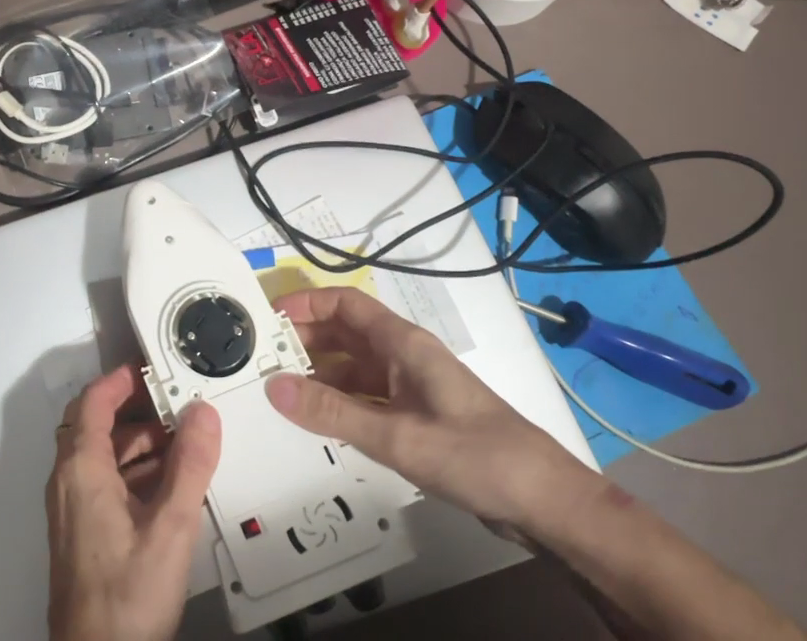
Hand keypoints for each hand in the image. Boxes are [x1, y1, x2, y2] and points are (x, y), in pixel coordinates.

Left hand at [46, 365, 221, 640]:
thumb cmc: (127, 593)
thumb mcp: (169, 527)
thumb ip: (189, 467)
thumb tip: (203, 413)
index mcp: (81, 469)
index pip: (93, 402)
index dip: (119, 380)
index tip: (150, 368)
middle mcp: (68, 481)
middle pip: (97, 427)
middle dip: (138, 413)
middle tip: (179, 408)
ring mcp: (72, 509)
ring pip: (102, 458)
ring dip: (140, 445)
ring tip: (185, 445)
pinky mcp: (81, 532)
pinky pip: (104, 484)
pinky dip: (134, 473)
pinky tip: (170, 487)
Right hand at [265, 288, 597, 529]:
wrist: (545, 503)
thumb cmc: (477, 456)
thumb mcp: (397, 437)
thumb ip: (333, 413)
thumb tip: (273, 386)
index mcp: (404, 345)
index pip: (345, 304)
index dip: (306, 304)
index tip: (267, 320)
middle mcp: (405, 359)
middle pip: (345, 335)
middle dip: (304, 341)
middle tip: (262, 360)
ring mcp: (412, 389)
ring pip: (353, 369)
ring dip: (318, 375)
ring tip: (279, 392)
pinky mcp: (417, 419)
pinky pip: (366, 399)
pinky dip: (338, 404)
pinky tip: (316, 423)